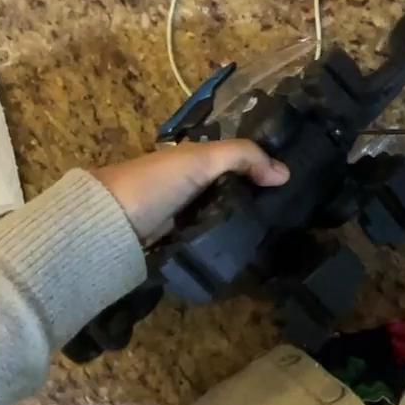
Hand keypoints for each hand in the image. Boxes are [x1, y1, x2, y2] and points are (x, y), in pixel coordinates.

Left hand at [94, 140, 290, 241]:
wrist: (111, 223)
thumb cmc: (157, 182)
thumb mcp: (201, 159)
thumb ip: (242, 157)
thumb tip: (285, 173)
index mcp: (193, 158)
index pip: (235, 160)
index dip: (261, 166)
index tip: (293, 183)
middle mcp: (191, 183)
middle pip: (231, 189)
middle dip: (256, 199)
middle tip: (292, 215)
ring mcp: (185, 214)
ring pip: (223, 214)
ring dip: (243, 222)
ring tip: (278, 234)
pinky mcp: (180, 240)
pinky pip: (211, 236)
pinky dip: (227, 239)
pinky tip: (249, 247)